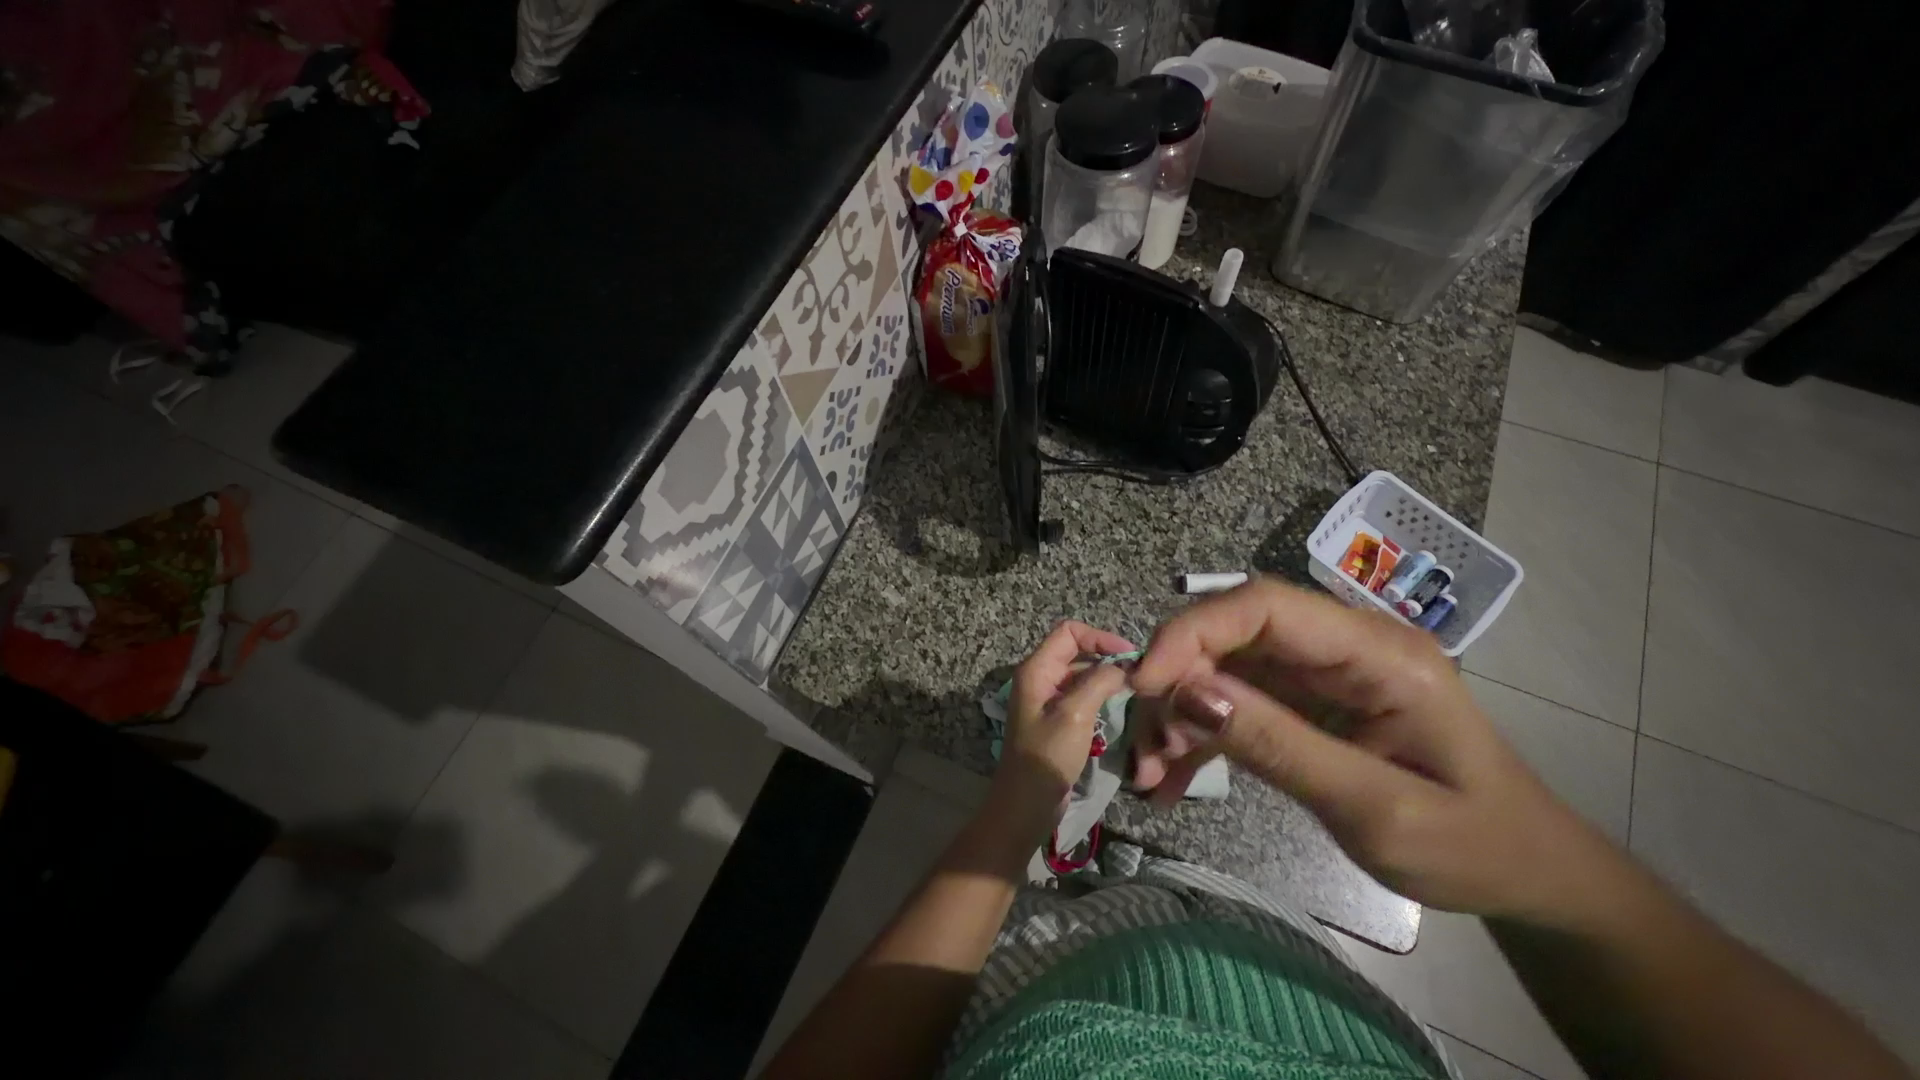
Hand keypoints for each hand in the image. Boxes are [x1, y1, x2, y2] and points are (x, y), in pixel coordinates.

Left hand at [998, 620, 1133, 811]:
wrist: (1026, 803)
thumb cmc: (1047, 756)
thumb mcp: (1076, 714)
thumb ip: (1099, 682)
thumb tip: (1122, 667)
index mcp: (1036, 670)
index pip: (1069, 632)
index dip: (1099, 637)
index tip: (1128, 654)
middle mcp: (1039, 679)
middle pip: (1075, 651)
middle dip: (1105, 656)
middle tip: (1137, 672)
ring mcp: (1046, 700)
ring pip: (1079, 674)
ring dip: (1104, 677)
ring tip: (1133, 688)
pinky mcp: (1055, 720)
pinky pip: (1079, 696)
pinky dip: (1099, 696)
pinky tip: (1118, 706)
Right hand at [1129, 580, 1632, 928]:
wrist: (1529, 874)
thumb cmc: (1474, 845)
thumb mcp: (1376, 809)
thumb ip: (1280, 746)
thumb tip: (1186, 694)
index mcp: (1379, 653)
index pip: (1264, 606)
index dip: (1192, 632)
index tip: (1142, 685)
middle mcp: (1346, 647)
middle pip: (1235, 633)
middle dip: (1176, 681)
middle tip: (1143, 748)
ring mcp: (1327, 675)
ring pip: (1224, 667)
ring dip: (1178, 713)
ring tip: (1151, 773)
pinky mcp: (1312, 704)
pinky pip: (1238, 703)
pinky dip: (1199, 736)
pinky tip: (1172, 780)